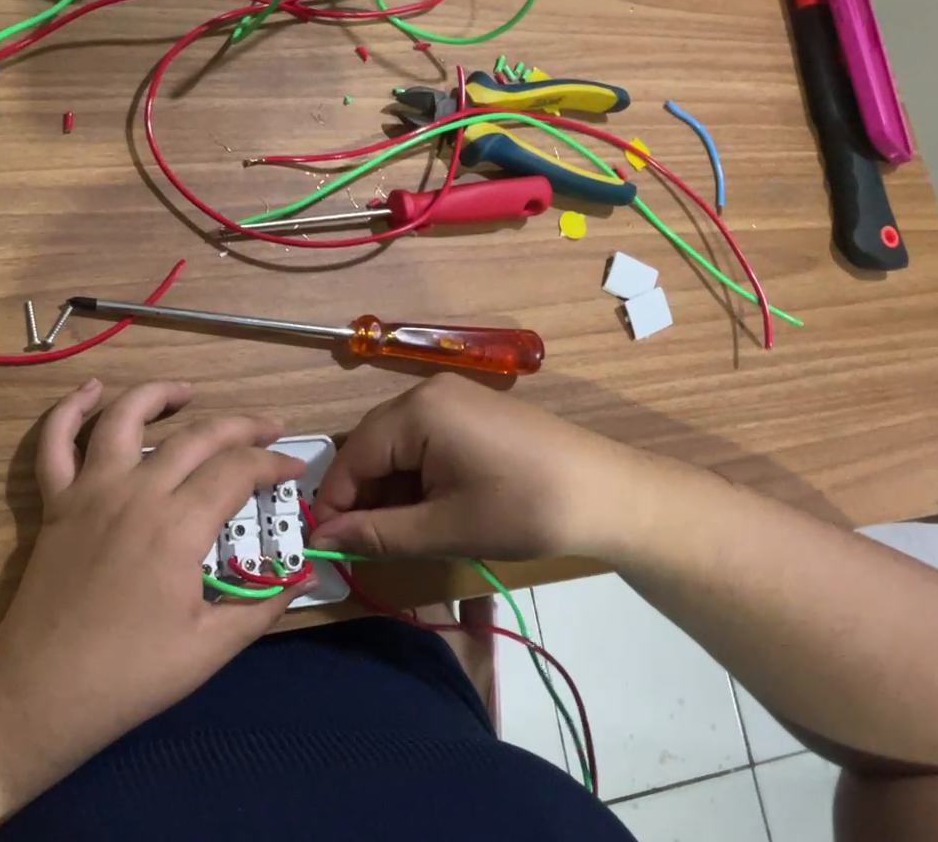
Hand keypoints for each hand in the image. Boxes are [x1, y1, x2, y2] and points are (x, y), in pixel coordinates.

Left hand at [0, 379, 304, 800]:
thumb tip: (306, 576)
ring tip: (188, 391)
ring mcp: (90, 491)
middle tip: (269, 427)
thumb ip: (262, 606)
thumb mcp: (211, 649)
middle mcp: (136, 492)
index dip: (272, 462)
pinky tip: (92, 390)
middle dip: (241, 425)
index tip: (294, 467)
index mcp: (178, 527)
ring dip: (159, 394)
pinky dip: (70, 409)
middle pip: (197, 436)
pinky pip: (55, 442)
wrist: (42, 690)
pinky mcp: (56, 501)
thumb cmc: (131, 675)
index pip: (238, 471)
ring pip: (125, 418)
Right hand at [307, 373, 699, 561]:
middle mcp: (427, 393)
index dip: (335, 503)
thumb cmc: (526, 510)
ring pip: (397, 446)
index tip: (326, 545)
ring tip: (401, 534)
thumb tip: (321, 540)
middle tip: (363, 545)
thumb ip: (377, 533)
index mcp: (416, 411)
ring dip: (391, 490)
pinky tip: (430, 510)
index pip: (352, 456)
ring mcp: (453, 398)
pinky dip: (417, 478)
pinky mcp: (472, 413)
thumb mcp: (446, 528)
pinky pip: (424, 441)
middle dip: (363, 497)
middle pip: (372, 447)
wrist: (615, 497)